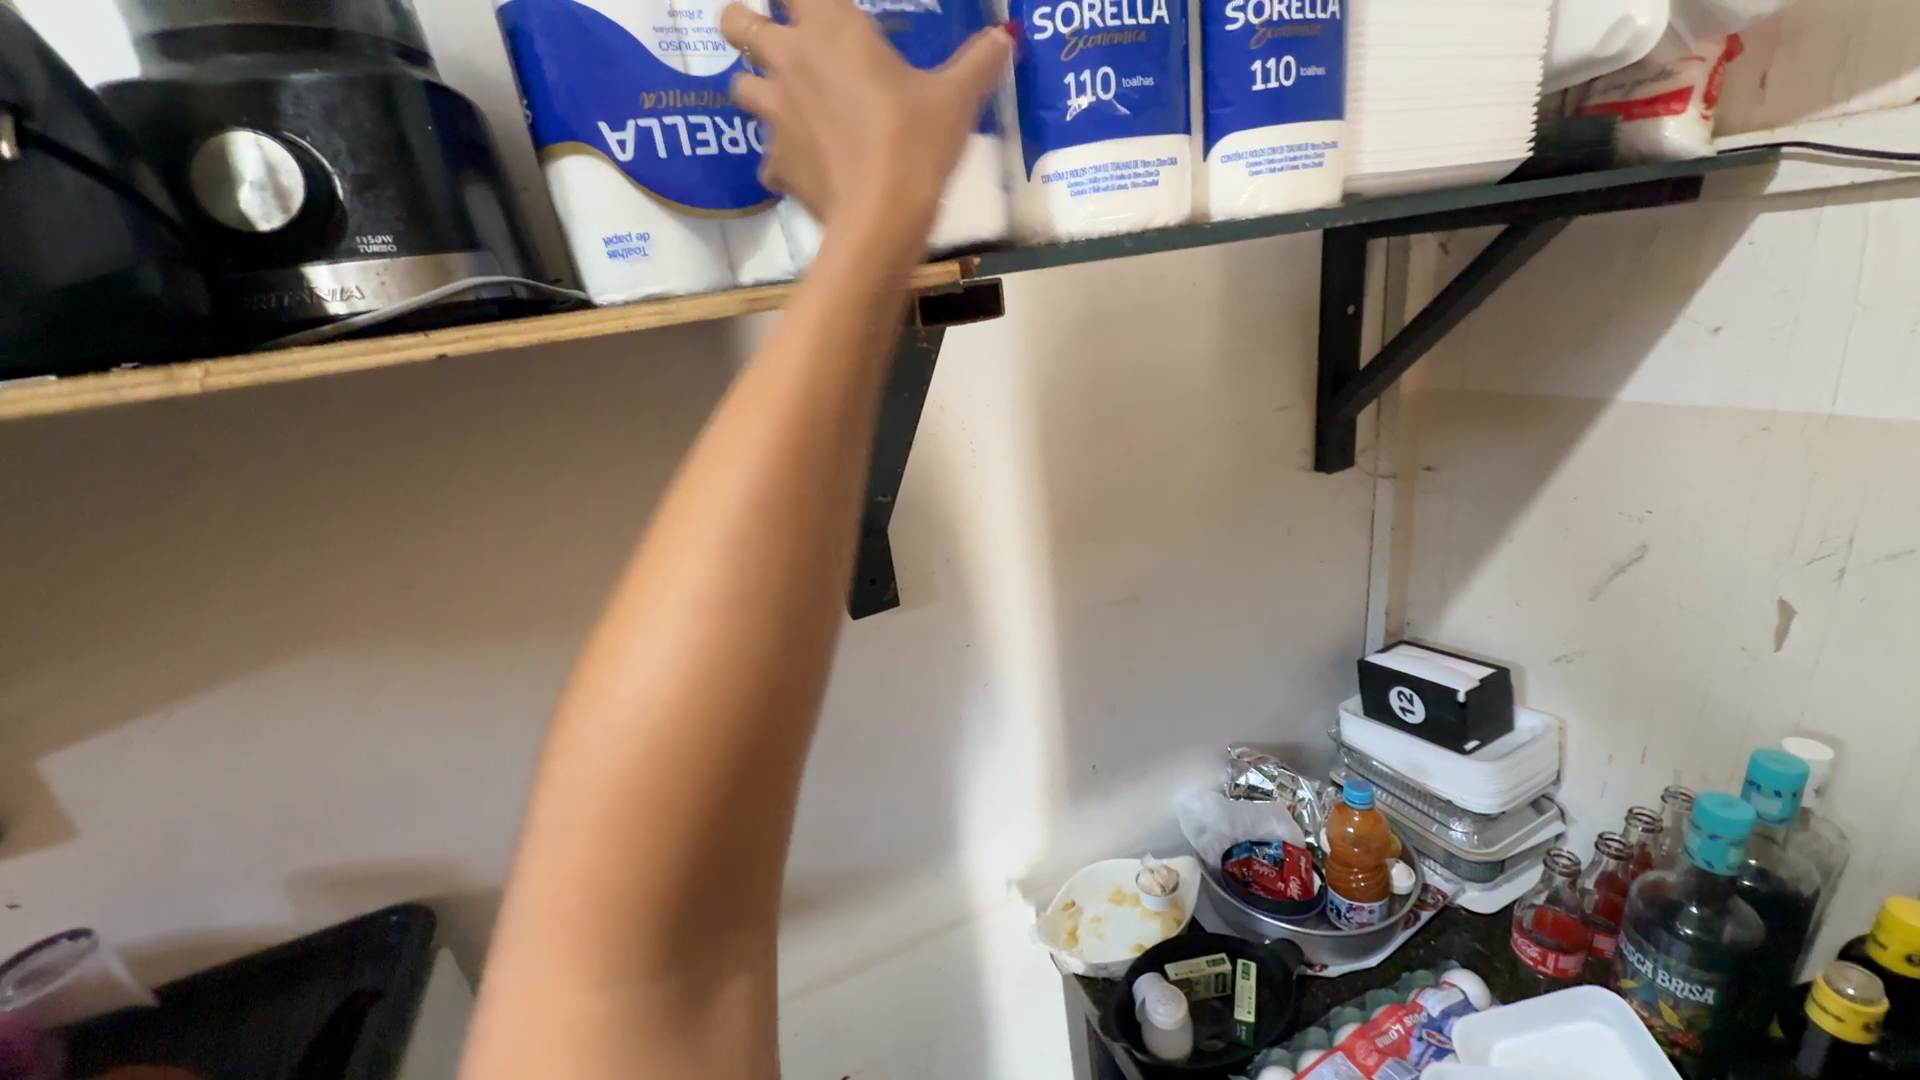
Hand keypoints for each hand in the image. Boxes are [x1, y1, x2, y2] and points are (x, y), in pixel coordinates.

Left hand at [720, 0, 1011, 244]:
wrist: (881, 218)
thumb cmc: (917, 143)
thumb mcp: (957, 99)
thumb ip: (979, 63)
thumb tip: (1005, 38)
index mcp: (830, 27)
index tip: (813, 7)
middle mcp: (790, 61)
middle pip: (735, 21)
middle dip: (745, 23)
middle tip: (774, 39)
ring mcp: (775, 115)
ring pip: (739, 86)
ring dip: (756, 88)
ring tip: (784, 105)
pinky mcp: (776, 165)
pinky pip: (766, 158)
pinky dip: (780, 161)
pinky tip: (803, 169)